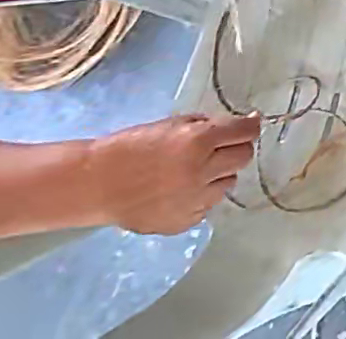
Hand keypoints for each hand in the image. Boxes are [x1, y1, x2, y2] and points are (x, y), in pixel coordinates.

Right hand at [81, 113, 259, 233]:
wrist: (95, 183)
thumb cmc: (136, 145)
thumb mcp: (177, 123)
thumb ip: (212, 125)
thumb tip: (247, 123)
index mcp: (200, 141)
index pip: (246, 132)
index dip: (249, 126)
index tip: (248, 124)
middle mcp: (202, 171)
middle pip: (244, 157)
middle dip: (237, 148)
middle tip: (220, 147)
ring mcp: (193, 200)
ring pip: (228, 183)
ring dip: (219, 174)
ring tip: (195, 170)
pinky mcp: (182, 222)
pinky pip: (207, 206)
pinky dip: (201, 196)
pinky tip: (181, 190)